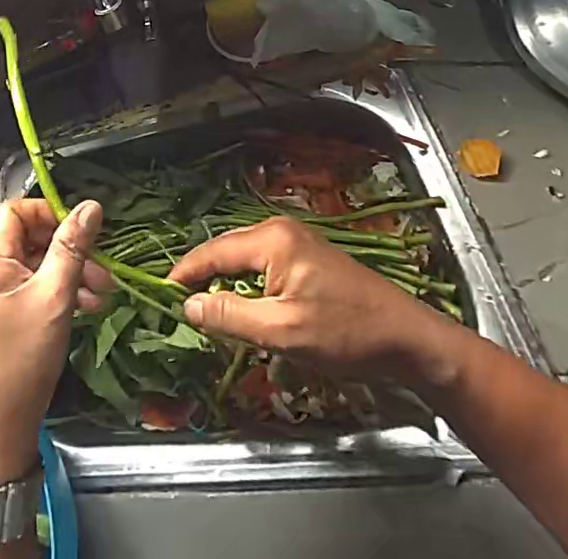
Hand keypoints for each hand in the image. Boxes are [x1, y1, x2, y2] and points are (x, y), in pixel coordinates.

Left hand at [0, 197, 112, 483]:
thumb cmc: (24, 357)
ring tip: (101, 292)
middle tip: (100, 267)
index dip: (48, 213)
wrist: (1, 423)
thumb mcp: (54, 296)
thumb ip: (72, 247)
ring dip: (71, 270)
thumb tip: (90, 206)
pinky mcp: (4, 310)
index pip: (13, 211)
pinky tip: (87, 305)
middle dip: (68, 247)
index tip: (80, 230)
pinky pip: (34, 283)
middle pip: (28, 235)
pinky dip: (61, 288)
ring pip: (36, 261)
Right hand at [168, 216, 467, 389]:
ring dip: (223, 282)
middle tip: (177, 305)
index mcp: (272, 240)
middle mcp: (280, 230)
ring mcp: (296, 242)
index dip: (184, 273)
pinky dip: (245, 284)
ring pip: (243, 259)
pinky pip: (262, 266)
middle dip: (201, 277)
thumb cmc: (346, 333)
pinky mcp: (306, 257)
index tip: (159, 293)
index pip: (212, 252)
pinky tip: (240, 306)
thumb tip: (187, 306)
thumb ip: (230, 316)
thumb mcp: (282, 331)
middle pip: (226, 251)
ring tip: (202, 309)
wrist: (408, 337)